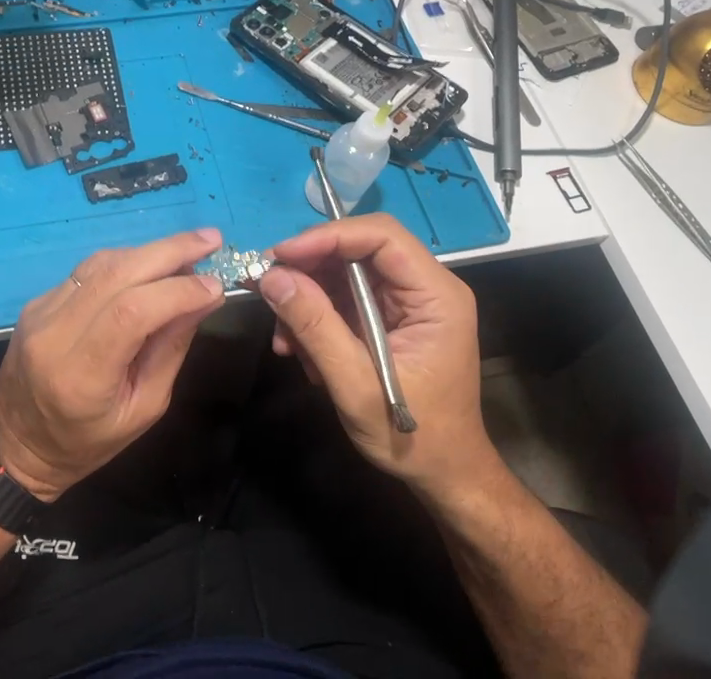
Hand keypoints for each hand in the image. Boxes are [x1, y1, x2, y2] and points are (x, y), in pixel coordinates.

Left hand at [0, 229, 226, 501]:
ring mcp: (41, 311)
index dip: (177, 291)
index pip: (131, 313)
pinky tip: (153, 265)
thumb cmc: (86, 441)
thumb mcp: (144, 409)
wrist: (17, 443)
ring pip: (102, 263)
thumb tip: (204, 297)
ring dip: (149, 251)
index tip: (216, 285)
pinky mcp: (38, 301)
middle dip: (170, 251)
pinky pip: (88, 271)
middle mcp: (55, 334)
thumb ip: (172, 349)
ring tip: (189, 250)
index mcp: (81, 375)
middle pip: (115, 273)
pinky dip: (126, 262)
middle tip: (211, 240)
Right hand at [258, 214, 499, 498]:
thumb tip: (272, 277)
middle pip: (358, 250)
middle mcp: (425, 287)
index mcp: (436, 296)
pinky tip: (301, 352)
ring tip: (286, 341)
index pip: (382, 236)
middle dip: (309, 270)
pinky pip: (343, 299)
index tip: (280, 257)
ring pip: (343, 274)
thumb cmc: (410, 436)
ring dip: (307, 300)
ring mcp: (406, 302)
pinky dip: (315, 318)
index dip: (328, 237)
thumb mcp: (356, 384)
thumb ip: (315, 326)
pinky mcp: (389, 318)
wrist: (442, 475)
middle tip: (268, 291)